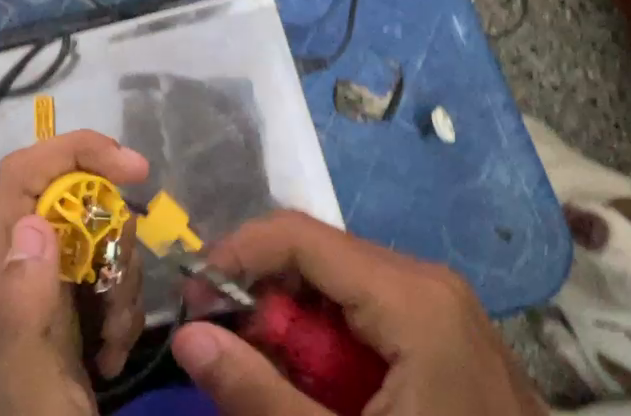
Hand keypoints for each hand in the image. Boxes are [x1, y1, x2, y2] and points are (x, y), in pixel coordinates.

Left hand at [0, 131, 149, 415]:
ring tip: (109, 344)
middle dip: (115, 241)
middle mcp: (29, 266)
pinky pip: (119, 283)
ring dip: (125, 289)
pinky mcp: (81, 313)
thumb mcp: (28, 374)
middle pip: (80, 203)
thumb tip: (32, 222)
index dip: (74, 151)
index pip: (24, 174)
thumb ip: (24, 304)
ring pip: (107, 243)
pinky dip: (126, 315)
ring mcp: (57, 289)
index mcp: (7, 267)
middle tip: (115, 298)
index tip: (134, 168)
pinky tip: (110, 357)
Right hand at [171, 211, 545, 415]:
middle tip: (224, 348)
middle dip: (260, 296)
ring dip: (290, 320)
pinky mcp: (444, 330)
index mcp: (411, 297)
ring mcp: (441, 303)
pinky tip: (318, 385)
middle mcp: (427, 280)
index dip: (233, 256)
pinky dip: (326, 337)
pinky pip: (365, 308)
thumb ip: (261, 395)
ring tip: (268, 373)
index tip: (192, 303)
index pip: (297, 236)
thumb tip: (186, 338)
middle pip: (314, 255)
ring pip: (336, 282)